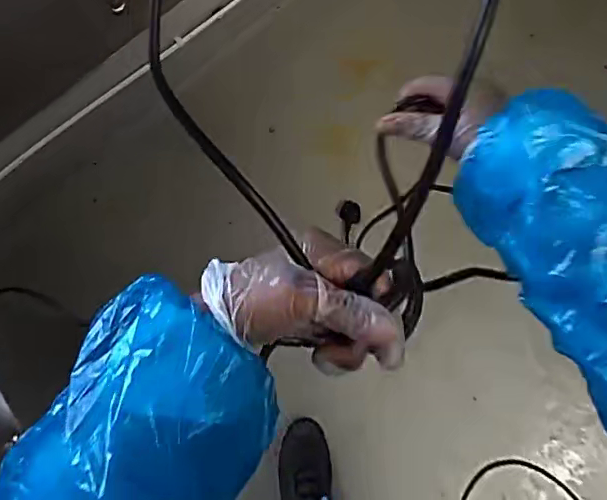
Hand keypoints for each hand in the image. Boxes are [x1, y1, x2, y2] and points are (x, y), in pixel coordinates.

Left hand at [199, 227, 404, 372]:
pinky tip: (319, 354)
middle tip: (343, 349)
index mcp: (325, 250)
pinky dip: (336, 351)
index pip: (373, 272)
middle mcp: (328, 269)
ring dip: (347, 347)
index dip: (378, 303)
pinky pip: (342, 336)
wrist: (215, 329)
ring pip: (359, 323)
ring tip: (324, 355)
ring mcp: (322, 295)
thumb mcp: (304, 302)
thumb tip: (391, 330)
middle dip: (361, 331)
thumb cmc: (251, 300)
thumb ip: (349, 312)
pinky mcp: (314, 318)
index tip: (373, 335)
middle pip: (369, 301)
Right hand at [374, 76, 508, 159]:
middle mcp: (474, 86)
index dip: (406, 98)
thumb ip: (414, 126)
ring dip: (437, 117)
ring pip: (451, 103)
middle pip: (437, 92)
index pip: (424, 83)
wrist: (522, 159)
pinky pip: (465, 112)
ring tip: (430, 137)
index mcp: (461, 85)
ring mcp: (487, 100)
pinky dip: (453, 122)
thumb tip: (380, 123)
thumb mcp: (444, 133)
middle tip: (411, 130)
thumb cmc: (480, 140)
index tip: (395, 118)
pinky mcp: (495, 116)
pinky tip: (451, 138)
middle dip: (420, 108)